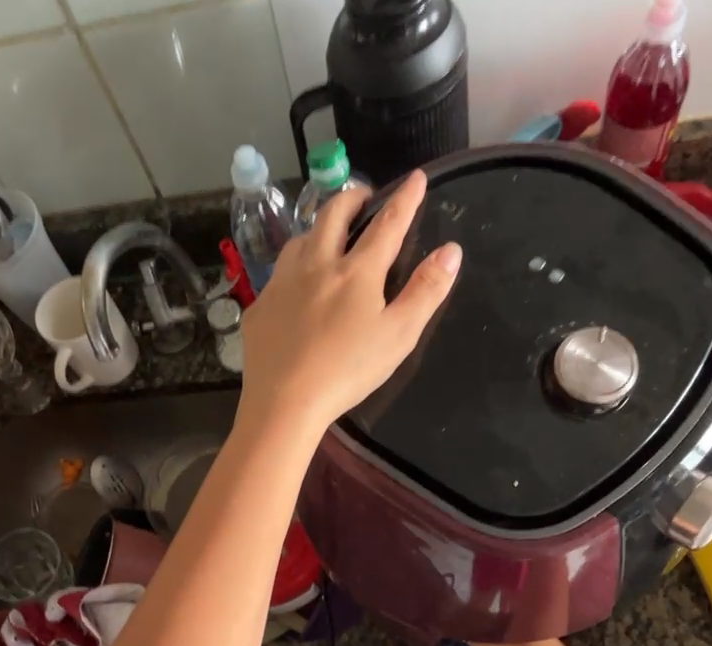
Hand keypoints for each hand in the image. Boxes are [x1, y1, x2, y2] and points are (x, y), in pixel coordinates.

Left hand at [237, 170, 461, 434]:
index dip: (405, 198)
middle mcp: (316, 265)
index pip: (387, 224)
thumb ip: (426, 291)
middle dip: (353, 197)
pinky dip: (294, 268)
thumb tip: (451, 250)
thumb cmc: (348, 371)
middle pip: (333, 214)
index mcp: (356, 271)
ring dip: (318, 228)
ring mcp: (282, 283)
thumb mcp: (399, 335)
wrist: (284, 401)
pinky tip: (296, 286)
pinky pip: (278, 275)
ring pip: (300, 239)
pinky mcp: (260, 307)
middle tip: (365, 197)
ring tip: (328, 236)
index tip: (416, 178)